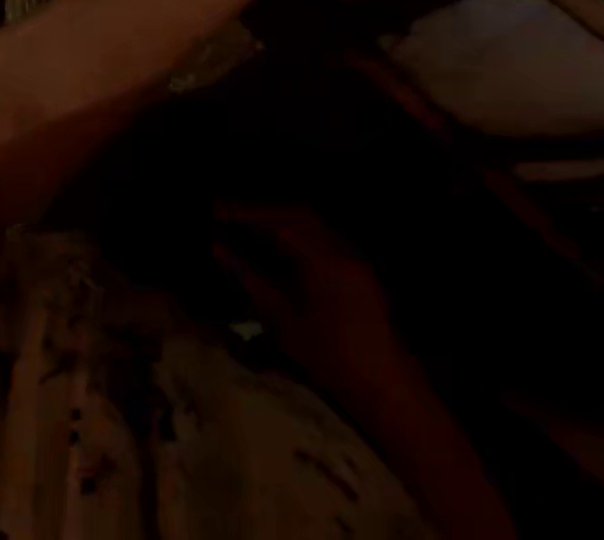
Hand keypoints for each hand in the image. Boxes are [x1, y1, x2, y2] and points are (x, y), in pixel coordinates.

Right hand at [214, 204, 405, 390]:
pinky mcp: (359, 272)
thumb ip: (249, 278)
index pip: (277, 222)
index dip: (243, 214)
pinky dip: (297, 235)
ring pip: (312, 225)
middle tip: (229, 217)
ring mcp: (354, 260)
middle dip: (261, 213)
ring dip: (280, 222)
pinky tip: (278, 249)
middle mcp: (342, 251)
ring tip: (248, 230)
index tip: (216, 213)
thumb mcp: (282, 320)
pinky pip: (324, 239)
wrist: (387, 390)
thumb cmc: (330, 359)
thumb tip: (217, 249)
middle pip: (297, 214)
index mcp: (323, 259)